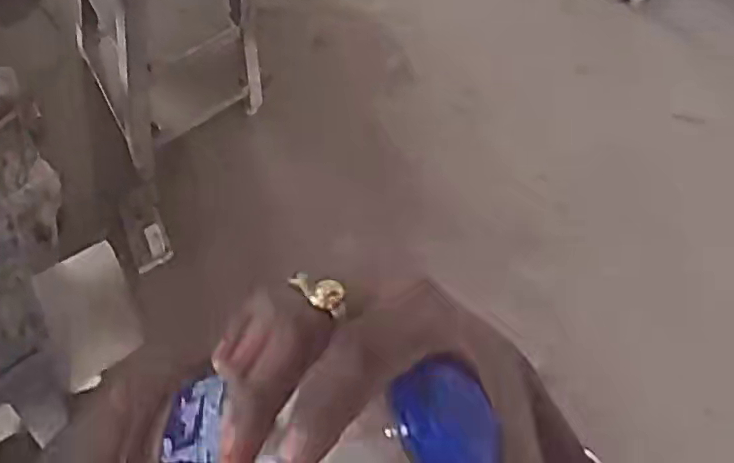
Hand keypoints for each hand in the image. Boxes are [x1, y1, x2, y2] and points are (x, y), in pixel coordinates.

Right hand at [223, 277, 584, 462]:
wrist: (505, 387)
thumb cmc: (503, 422)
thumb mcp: (508, 450)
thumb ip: (474, 451)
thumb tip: (416, 452)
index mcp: (424, 316)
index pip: (359, 352)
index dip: (319, 405)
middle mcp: (376, 289)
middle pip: (303, 322)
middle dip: (262, 391)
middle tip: (234, 456)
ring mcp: (345, 287)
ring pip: (278, 307)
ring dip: (245, 368)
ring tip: (226, 430)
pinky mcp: (324, 295)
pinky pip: (271, 301)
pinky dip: (243, 334)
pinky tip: (226, 370)